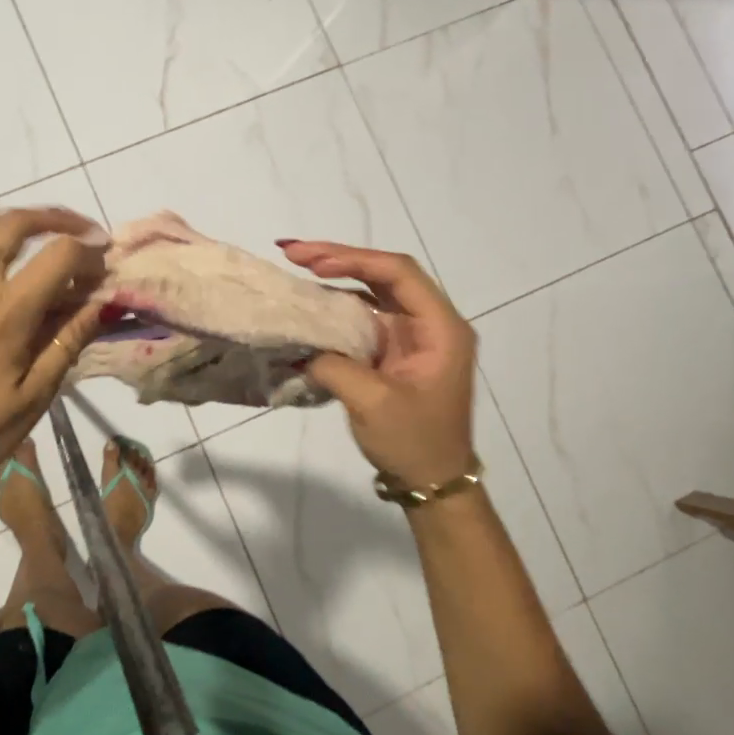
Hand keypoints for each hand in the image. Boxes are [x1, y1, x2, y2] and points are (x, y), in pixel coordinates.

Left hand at [0, 208, 108, 474]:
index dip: (89, 249)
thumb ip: (69, 339)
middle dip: (56, 218)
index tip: (105, 259)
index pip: (58, 255)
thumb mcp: (37, 393)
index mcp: (7, 313)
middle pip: (16, 223)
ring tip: (44, 235)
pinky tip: (2, 256)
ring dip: (19, 222)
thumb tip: (103, 300)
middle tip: (81, 230)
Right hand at [280, 240, 477, 488]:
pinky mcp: (394, 351)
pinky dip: (336, 304)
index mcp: (441, 329)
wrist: (433, 482)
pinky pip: (365, 315)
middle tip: (293, 252)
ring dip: (335, 277)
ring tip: (296, 265)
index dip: (355, 260)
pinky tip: (310, 300)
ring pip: (373, 290)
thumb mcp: (372, 403)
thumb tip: (299, 345)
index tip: (313, 263)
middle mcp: (430, 323)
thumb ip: (334, 365)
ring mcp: (412, 336)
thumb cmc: (414, 442)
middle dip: (339, 258)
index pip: (399, 274)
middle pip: (385, 274)